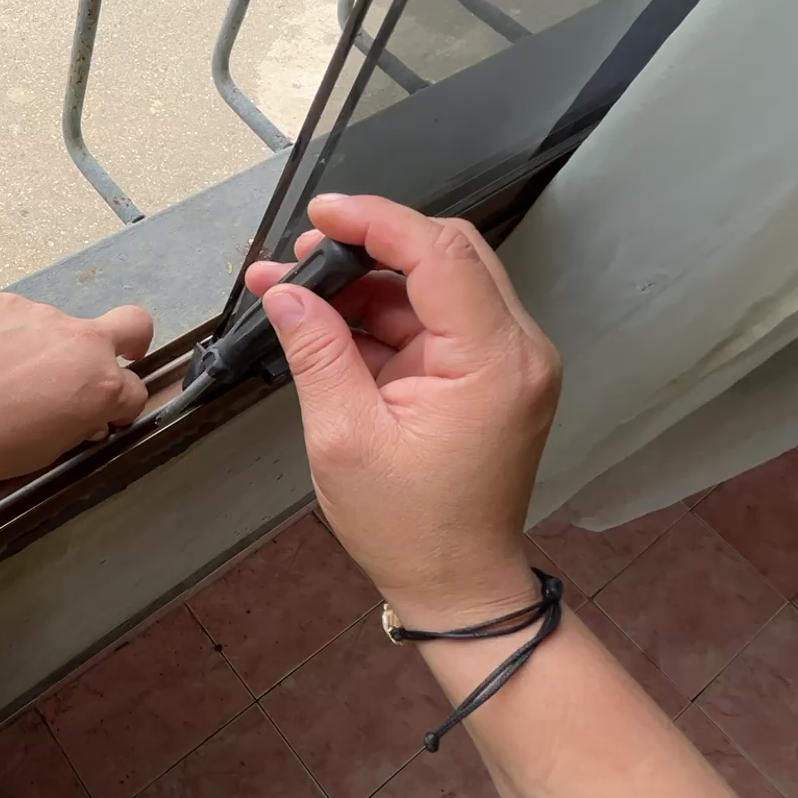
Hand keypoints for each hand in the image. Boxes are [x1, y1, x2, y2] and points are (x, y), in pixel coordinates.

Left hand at [0, 293, 153, 484]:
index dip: (122, 406)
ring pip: (59, 327)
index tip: (104, 416)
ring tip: (2, 376)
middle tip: (102, 363)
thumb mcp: (50, 449)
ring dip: (46, 347)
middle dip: (134, 342)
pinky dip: (9, 335)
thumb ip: (78, 424)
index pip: (134, 390)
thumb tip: (84, 417)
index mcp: (99, 384)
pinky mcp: (3, 303)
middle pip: (135, 324)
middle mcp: (80, 341)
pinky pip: (18, 317)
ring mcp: (42, 315)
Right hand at [244, 194, 560, 625]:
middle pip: (443, 258)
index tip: (318, 215)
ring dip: (359, 283)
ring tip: (288, 289)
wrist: (453, 582)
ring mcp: (498, 362)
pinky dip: (371, 317)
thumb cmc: (404, 524)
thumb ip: (316, 352)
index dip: (376, 222)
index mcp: (492, 362)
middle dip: (366, 246)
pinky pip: (423, 323)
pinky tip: (318, 320)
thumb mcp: (343, 436)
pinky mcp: (477, 376)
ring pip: (428, 287)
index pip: (440, 256)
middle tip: (298, 257)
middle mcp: (512, 350)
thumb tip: (285, 292)